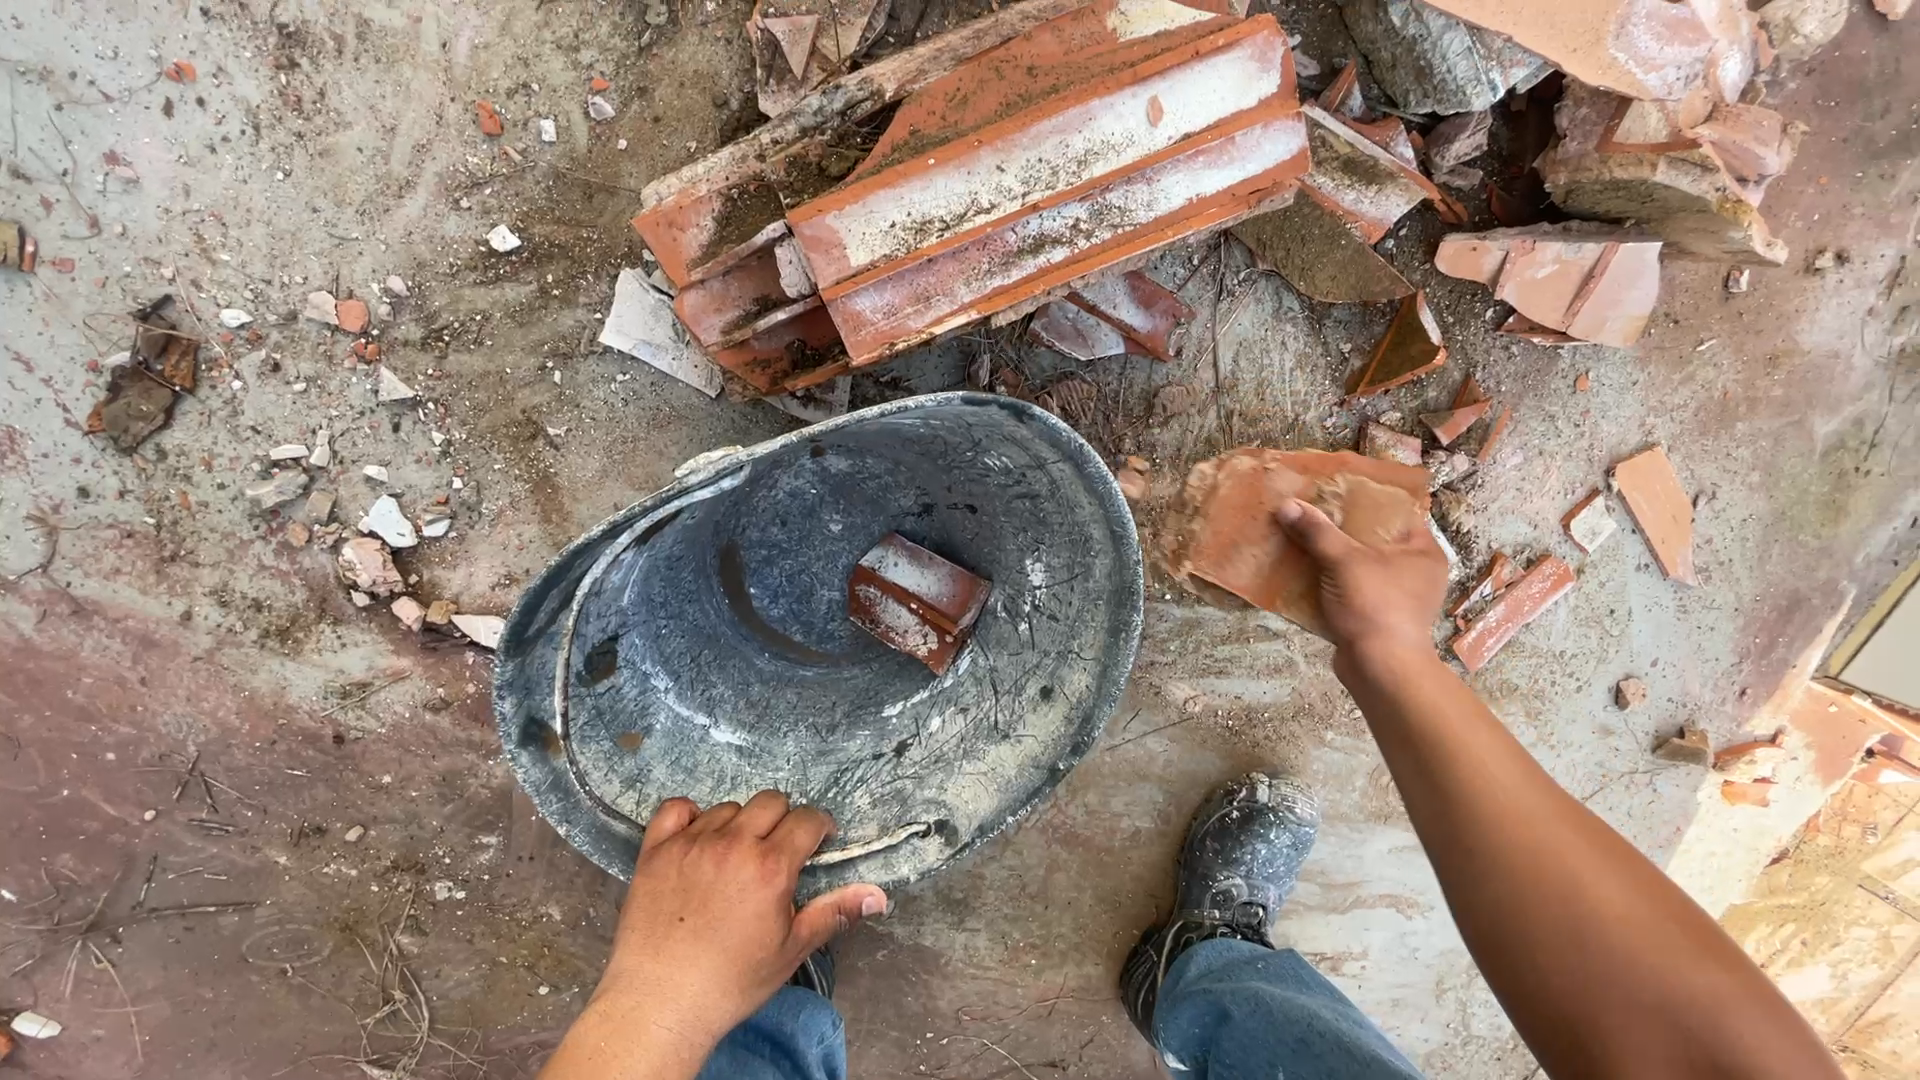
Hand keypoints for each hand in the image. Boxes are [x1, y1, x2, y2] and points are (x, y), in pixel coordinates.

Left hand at [590, 792, 887, 1060]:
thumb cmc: (731, 981)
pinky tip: (697, 837)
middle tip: (778, 849)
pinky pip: (677, 808)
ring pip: (729, 807)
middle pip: (771, 801)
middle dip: (783, 819)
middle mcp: (734, 844)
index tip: (818, 842)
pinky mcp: (656, 850)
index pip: (807, 819)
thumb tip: (878, 896)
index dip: (819, 827)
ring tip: (736, 855)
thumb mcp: (791, 949)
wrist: (658, 1004)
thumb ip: (834, 912)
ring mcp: (691, 843)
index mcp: (771, 866)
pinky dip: (690, 816)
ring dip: (740, 823)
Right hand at [1275, 497, 1447, 665]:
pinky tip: (1301, 573)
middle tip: (1308, 513)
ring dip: (1329, 557)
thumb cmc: (1376, 606)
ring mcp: (1396, 596)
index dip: (1363, 500)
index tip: (1331, 491)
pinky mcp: (1375, 617)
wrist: (1380, 668)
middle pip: (1371, 539)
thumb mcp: (1344, 561)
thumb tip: (1287, 504)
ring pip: (1357, 566)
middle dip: (1338, 529)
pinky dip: (1327, 583)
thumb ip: (1316, 532)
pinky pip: (1348, 590)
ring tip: (1299, 540)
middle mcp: (1414, 571)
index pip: (1395, 513)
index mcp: (1422, 551)